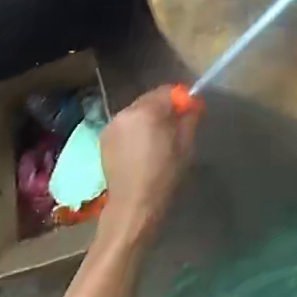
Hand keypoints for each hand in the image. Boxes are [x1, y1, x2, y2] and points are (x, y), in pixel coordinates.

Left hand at [98, 86, 198, 241]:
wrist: (133, 204)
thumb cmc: (163, 177)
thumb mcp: (185, 148)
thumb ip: (189, 120)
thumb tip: (192, 105)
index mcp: (147, 112)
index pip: (166, 91)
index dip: (179, 98)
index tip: (188, 108)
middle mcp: (126, 111)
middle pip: (148, 100)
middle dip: (162, 108)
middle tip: (174, 125)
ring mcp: (112, 123)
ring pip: (135, 112)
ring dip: (146, 118)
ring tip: (156, 139)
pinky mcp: (103, 136)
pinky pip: (124, 124)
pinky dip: (133, 129)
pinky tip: (139, 148)